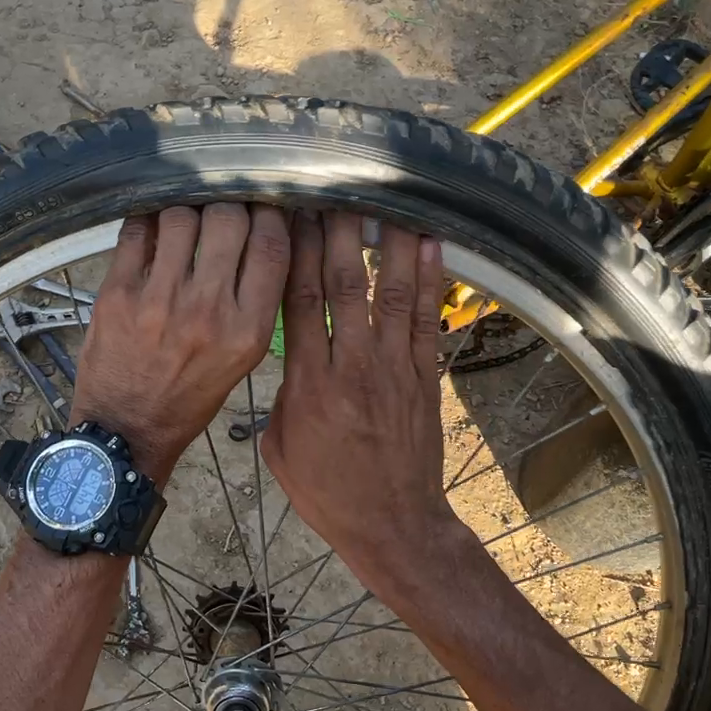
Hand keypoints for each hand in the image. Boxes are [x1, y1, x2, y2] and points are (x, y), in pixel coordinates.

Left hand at [70, 204, 290, 481]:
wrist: (126, 430)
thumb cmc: (186, 398)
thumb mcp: (240, 360)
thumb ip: (254, 301)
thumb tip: (262, 238)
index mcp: (246, 330)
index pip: (271, 245)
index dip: (270, 213)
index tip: (261, 206)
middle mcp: (207, 310)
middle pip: (229, 218)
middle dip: (227, 206)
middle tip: (219, 211)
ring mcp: (160, 299)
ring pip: (181, 215)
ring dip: (185, 210)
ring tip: (183, 224)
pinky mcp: (118, 293)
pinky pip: (137, 231)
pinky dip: (147, 221)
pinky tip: (152, 231)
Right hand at [262, 212, 462, 586]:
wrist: (390, 523)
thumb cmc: (327, 492)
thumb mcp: (279, 450)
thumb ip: (280, 399)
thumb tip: (288, 367)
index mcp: (308, 384)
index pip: (299, 302)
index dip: (295, 253)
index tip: (292, 216)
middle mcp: (352, 366)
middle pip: (345, 284)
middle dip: (340, 232)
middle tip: (337, 188)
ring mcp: (394, 369)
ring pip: (391, 293)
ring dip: (389, 242)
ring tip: (388, 198)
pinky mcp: (425, 378)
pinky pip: (428, 320)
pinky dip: (431, 279)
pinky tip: (429, 243)